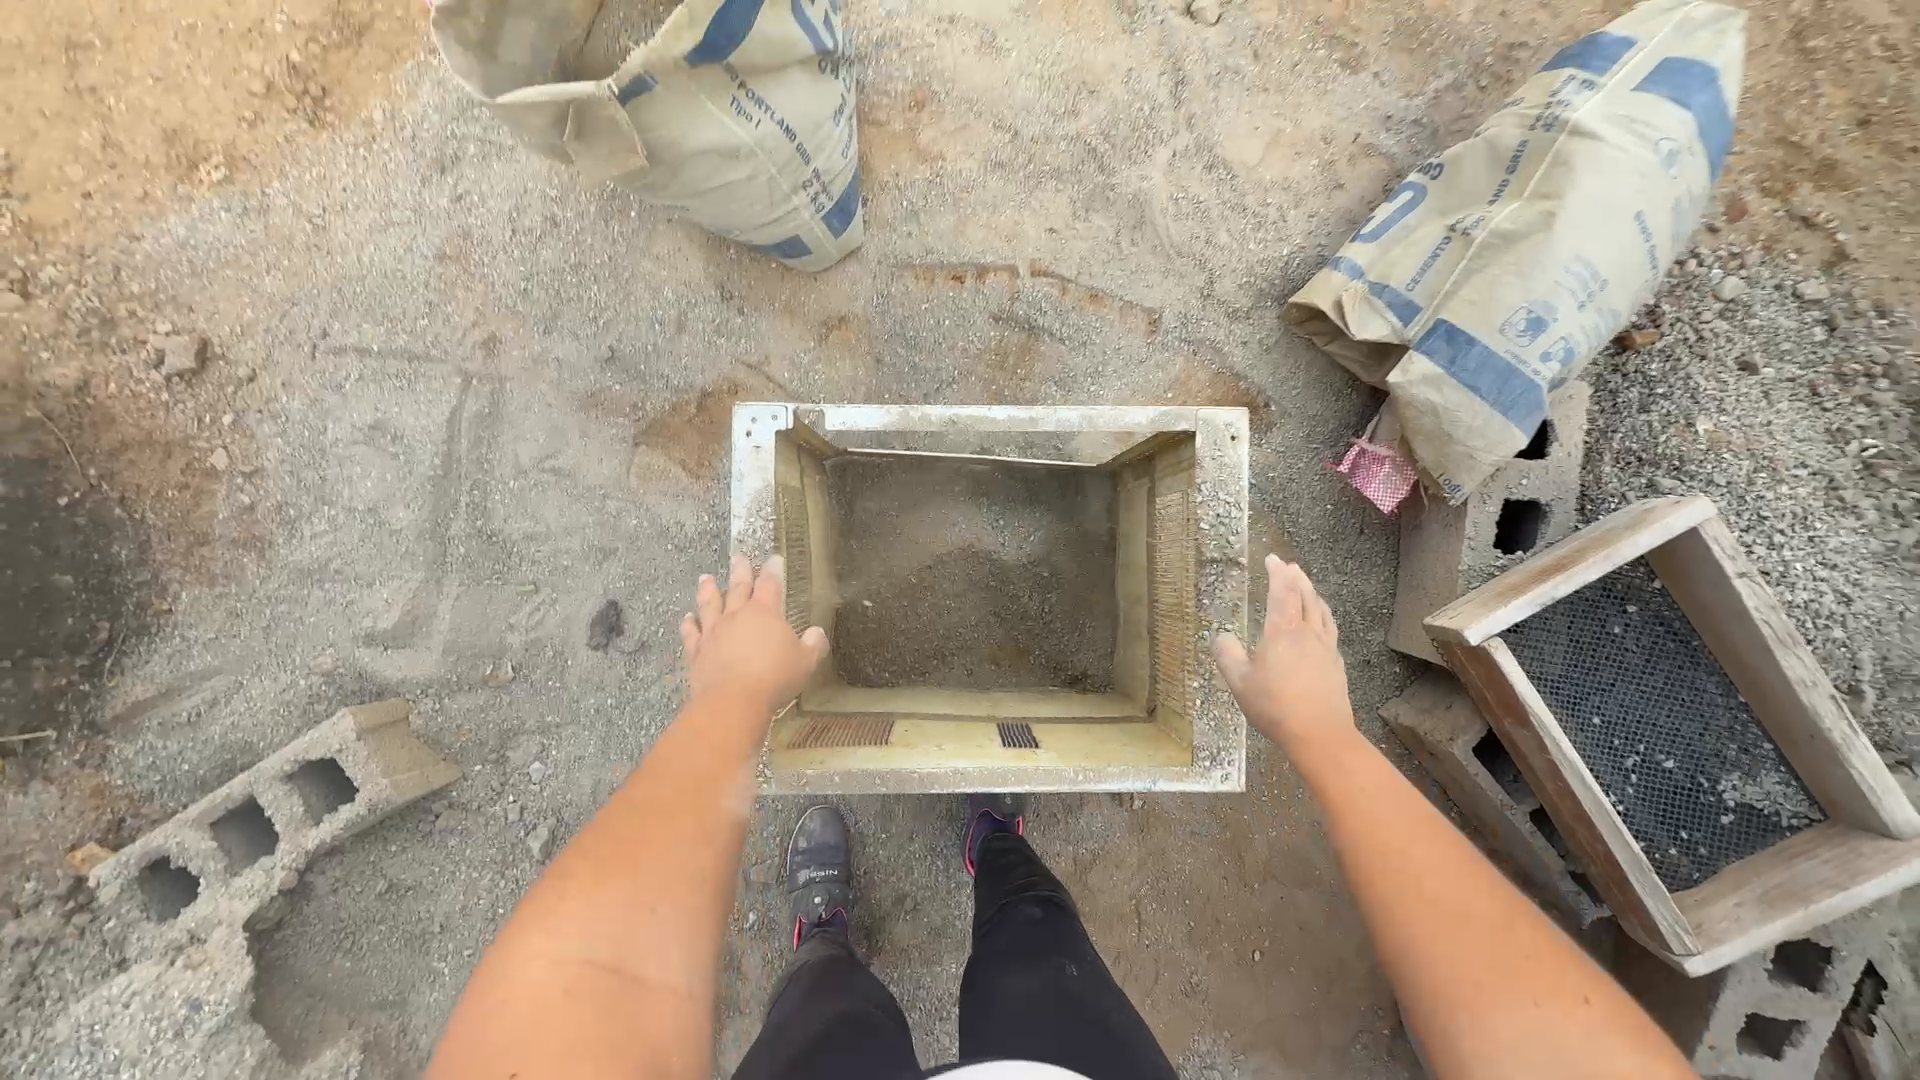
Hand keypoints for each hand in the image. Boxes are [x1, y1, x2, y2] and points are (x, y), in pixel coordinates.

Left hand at [679, 554, 829, 715]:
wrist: (733, 700)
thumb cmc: (774, 678)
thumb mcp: (805, 662)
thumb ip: (812, 646)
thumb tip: (817, 633)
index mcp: (765, 613)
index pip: (770, 584)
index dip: (773, 570)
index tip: (774, 558)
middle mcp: (737, 616)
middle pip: (738, 587)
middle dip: (740, 571)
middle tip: (738, 557)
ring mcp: (714, 632)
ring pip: (710, 604)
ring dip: (708, 590)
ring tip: (706, 578)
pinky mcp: (697, 651)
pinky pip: (691, 633)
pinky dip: (688, 624)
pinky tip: (687, 618)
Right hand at [1213, 555, 1354, 749]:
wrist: (1320, 734)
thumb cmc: (1275, 706)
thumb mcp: (1239, 682)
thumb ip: (1227, 655)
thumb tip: (1221, 636)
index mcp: (1282, 631)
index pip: (1282, 592)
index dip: (1278, 572)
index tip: (1273, 559)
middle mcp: (1307, 633)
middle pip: (1306, 596)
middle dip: (1298, 578)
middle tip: (1291, 566)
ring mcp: (1326, 648)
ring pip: (1322, 611)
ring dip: (1314, 594)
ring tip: (1308, 588)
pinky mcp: (1336, 664)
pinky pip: (1330, 629)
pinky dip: (1323, 616)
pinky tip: (1321, 625)